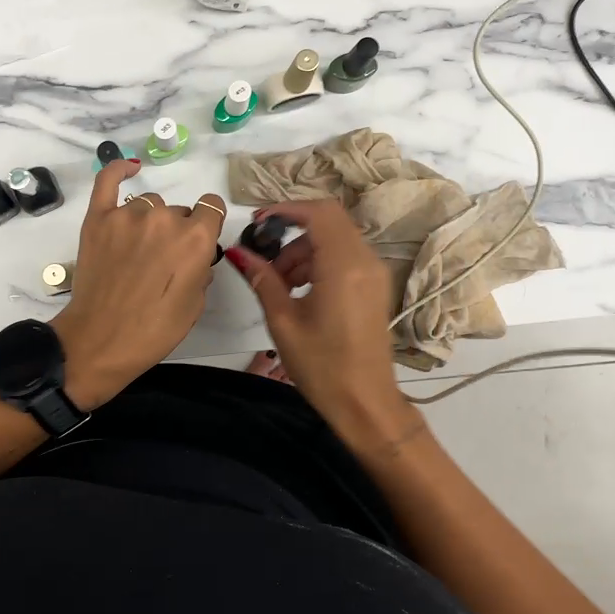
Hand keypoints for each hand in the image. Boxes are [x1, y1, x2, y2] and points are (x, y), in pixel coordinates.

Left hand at [49, 159, 226, 408]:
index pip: (211, 207)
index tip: (198, 238)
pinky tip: (129, 168)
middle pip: (178, 211)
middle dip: (175, 231)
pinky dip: (118, 170)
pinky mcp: (98, 218)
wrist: (101, 340)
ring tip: (136, 251)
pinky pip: (107, 181)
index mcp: (195, 239)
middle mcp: (164, 219)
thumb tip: (194, 256)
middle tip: (160, 262)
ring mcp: (128, 215)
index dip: (207, 223)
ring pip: (148, 204)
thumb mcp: (195, 305)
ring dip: (148, 220)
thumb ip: (200, 269)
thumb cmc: (154, 330)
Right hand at [223, 200, 418, 441]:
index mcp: (344, 266)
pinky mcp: (375, 287)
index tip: (258, 223)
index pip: (319, 213)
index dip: (286, 209)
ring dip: (304, 250)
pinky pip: (346, 256)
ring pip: (336, 239)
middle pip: (328, 222)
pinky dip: (320, 261)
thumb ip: (262, 279)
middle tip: (266, 261)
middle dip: (292, 232)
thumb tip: (238, 252)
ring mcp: (374, 274)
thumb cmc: (322, 366)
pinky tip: (300, 291)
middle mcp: (365, 261)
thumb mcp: (283, 321)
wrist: (366, 404)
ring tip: (280, 283)